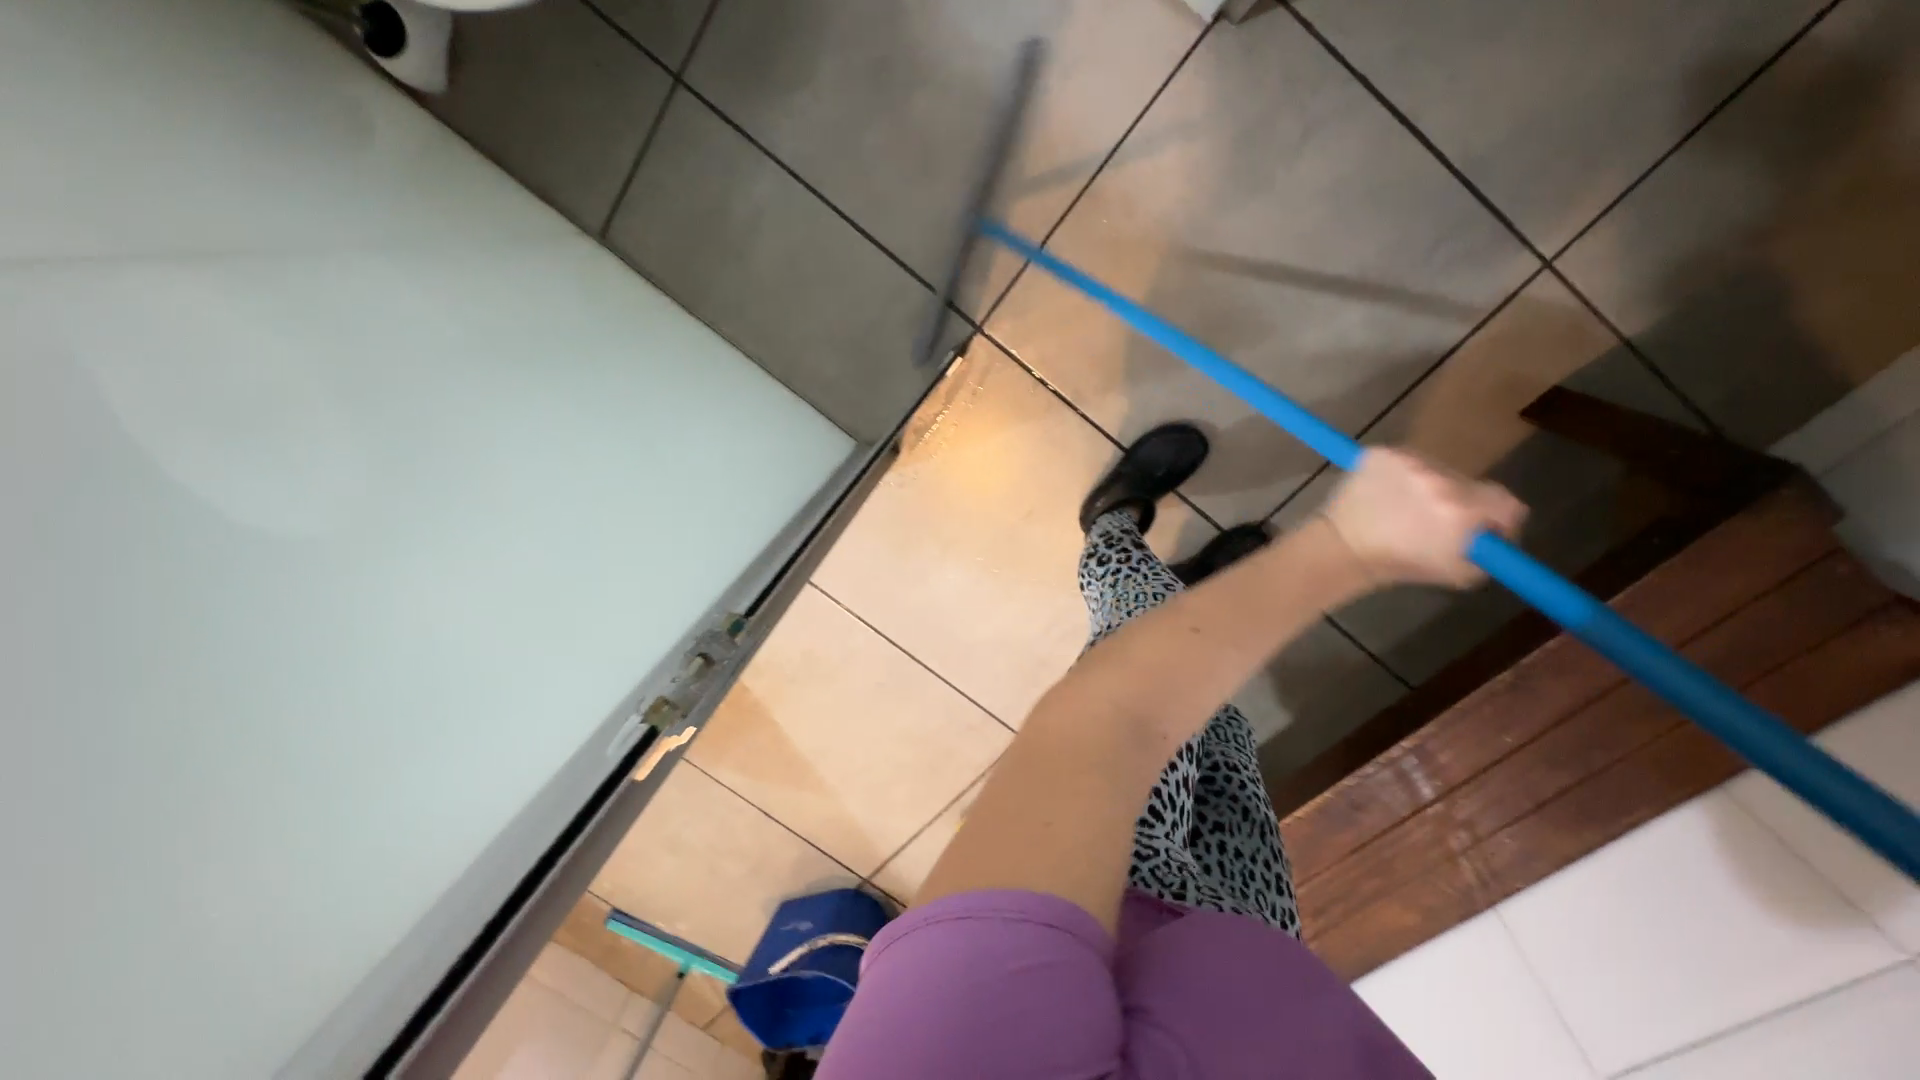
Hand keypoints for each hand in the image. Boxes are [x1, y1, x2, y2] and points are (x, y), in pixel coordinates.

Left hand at [1320, 447, 1526, 588]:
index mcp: (1461, 508)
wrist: (1342, 547)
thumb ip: (1488, 556)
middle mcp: (1439, 477)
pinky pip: (1405, 461)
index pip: (1507, 502)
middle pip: (1470, 484)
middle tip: (1437, 521)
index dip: (1501, 519)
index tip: (1486, 529)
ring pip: (1436, 470)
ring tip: (1405, 508)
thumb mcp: (1456, 572)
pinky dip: (1401, 476)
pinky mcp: (1382, 452)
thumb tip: (1498, 541)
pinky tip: (1386, 494)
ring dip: (1430, 487)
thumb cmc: (1398, 563)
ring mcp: (1408, 460)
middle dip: (1462, 503)